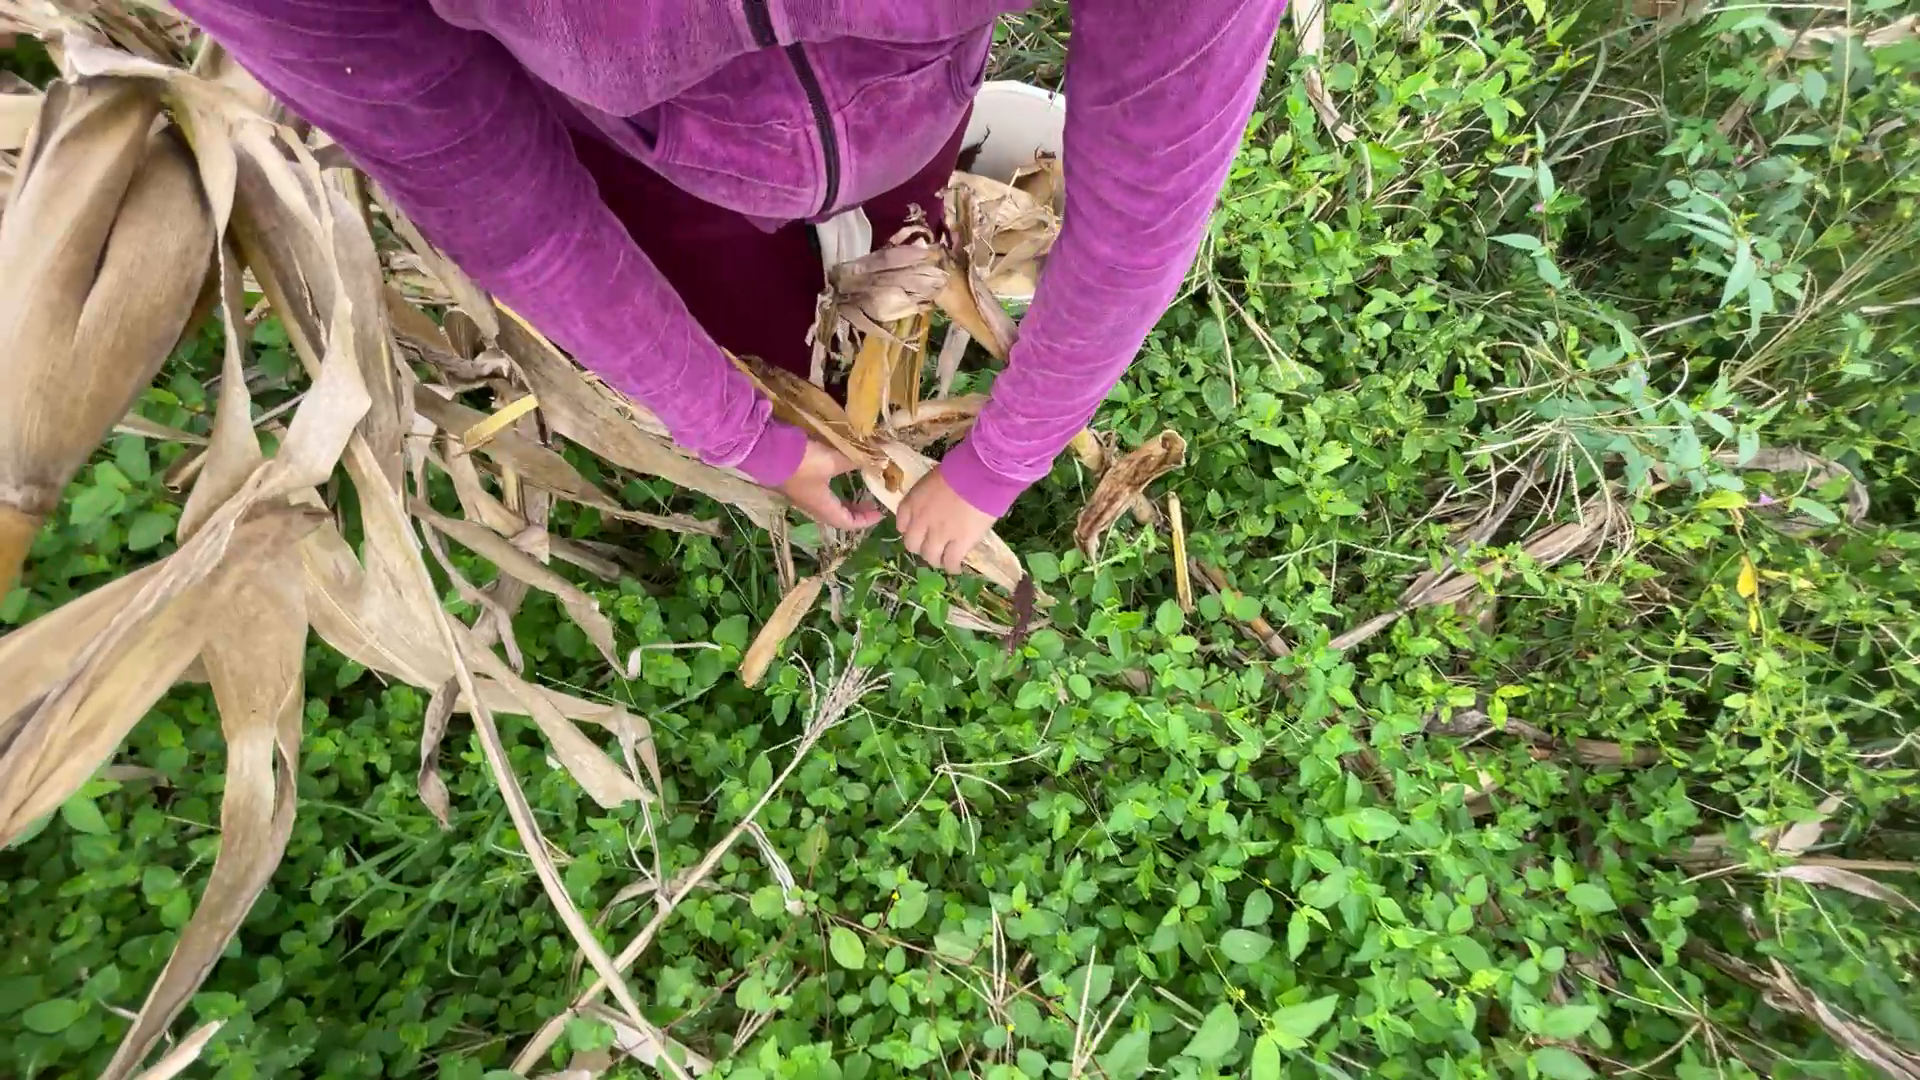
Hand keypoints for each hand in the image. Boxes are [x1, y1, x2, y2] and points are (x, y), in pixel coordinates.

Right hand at [779, 440, 884, 529]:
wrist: (764, 448)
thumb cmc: (802, 461)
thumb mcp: (833, 460)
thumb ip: (854, 461)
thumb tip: (874, 460)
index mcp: (822, 506)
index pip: (847, 524)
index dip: (865, 521)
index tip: (880, 513)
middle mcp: (811, 505)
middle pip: (838, 516)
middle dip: (856, 512)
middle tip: (870, 502)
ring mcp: (801, 493)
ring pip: (828, 504)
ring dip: (844, 500)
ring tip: (857, 489)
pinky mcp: (794, 480)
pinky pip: (819, 492)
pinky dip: (833, 489)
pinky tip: (836, 473)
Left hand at [896, 466, 997, 573]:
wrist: (980, 474)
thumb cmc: (962, 468)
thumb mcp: (935, 478)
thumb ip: (931, 495)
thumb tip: (939, 502)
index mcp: (912, 502)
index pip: (901, 524)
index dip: (911, 530)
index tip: (919, 530)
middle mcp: (920, 521)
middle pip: (912, 544)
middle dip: (921, 547)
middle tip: (932, 546)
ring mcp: (939, 534)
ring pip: (930, 556)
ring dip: (936, 559)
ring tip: (945, 559)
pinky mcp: (959, 543)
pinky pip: (951, 562)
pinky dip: (952, 566)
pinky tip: (956, 567)